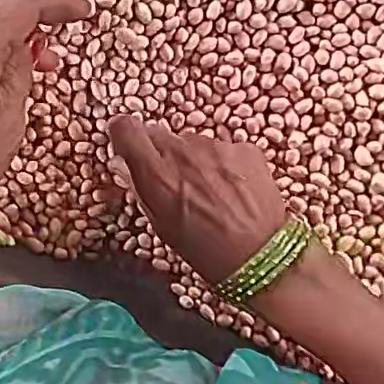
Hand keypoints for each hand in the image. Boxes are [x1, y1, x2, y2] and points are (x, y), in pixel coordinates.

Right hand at [107, 116, 291, 284]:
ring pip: (192, 144)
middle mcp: (183, 152)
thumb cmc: (205, 249)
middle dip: (160, 154)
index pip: (126, 128)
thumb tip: (124, 163)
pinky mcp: (244, 148)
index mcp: (156, 174)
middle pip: (159, 135)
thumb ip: (140, 187)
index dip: (123, 133)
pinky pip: (223, 150)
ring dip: (194, 162)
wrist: (260, 256)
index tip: (126, 141)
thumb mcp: (160, 224)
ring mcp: (216, 147)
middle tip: (173, 183)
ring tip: (209, 195)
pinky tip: (230, 192)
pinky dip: (223, 165)